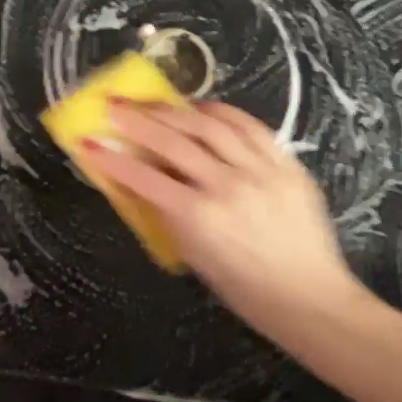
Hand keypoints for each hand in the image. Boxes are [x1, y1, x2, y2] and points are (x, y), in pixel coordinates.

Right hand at [79, 100, 361, 330]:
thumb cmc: (246, 290)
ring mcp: (259, 171)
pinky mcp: (285, 164)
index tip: (89, 140)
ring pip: (208, 125)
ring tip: (150, 101)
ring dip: (172, 109)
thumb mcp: (195, 257)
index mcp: (201, 218)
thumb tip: (141, 179)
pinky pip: (248, 125)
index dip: (113, 159)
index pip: (145, 177)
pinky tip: (198, 107)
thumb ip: (168, 214)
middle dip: (136, 120)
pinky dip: (219, 111)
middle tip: (113, 104)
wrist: (312, 300)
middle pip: (173, 141)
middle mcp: (227, 186)